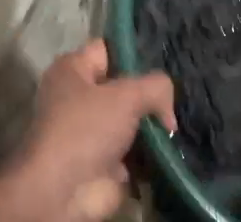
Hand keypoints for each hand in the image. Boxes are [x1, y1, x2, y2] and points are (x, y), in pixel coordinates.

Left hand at [0, 39, 175, 221]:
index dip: (135, 54)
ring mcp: (91, 133)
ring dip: (153, 129)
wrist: (62, 192)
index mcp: (72, 70)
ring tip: (178, 125)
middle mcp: (78, 98)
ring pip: (131, 122)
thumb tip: (168, 112)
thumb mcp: (126, 95)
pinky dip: (151, 157)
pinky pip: (134, 154)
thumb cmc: (86, 129)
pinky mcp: (103, 165)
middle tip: (175, 100)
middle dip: (149, 96)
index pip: (108, 49)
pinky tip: (173, 152)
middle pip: (123, 88)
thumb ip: (155, 88)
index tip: (164, 62)